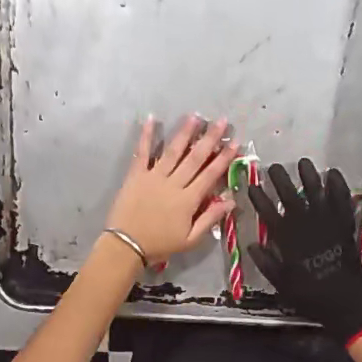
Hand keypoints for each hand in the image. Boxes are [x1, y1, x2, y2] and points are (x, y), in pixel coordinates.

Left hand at [104, 115, 236, 262]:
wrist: (126, 245)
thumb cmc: (160, 244)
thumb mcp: (190, 239)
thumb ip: (210, 218)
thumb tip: (230, 201)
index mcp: (188, 200)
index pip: (211, 174)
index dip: (224, 158)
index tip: (235, 142)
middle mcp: (173, 183)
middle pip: (195, 158)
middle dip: (210, 139)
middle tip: (221, 121)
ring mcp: (154, 177)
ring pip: (173, 151)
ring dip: (185, 133)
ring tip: (195, 117)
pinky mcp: (136, 175)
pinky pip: (143, 152)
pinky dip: (147, 136)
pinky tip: (152, 119)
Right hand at [246, 159, 361, 342]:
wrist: (344, 301)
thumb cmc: (309, 295)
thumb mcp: (280, 283)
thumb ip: (266, 262)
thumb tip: (253, 244)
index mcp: (287, 239)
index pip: (268, 212)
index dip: (259, 198)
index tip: (253, 186)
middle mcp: (305, 225)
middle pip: (290, 196)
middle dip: (280, 180)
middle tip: (274, 167)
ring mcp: (327, 222)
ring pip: (316, 192)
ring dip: (308, 176)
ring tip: (303, 162)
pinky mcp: (345, 225)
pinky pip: (341, 200)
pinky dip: (337, 185)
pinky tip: (333, 174)